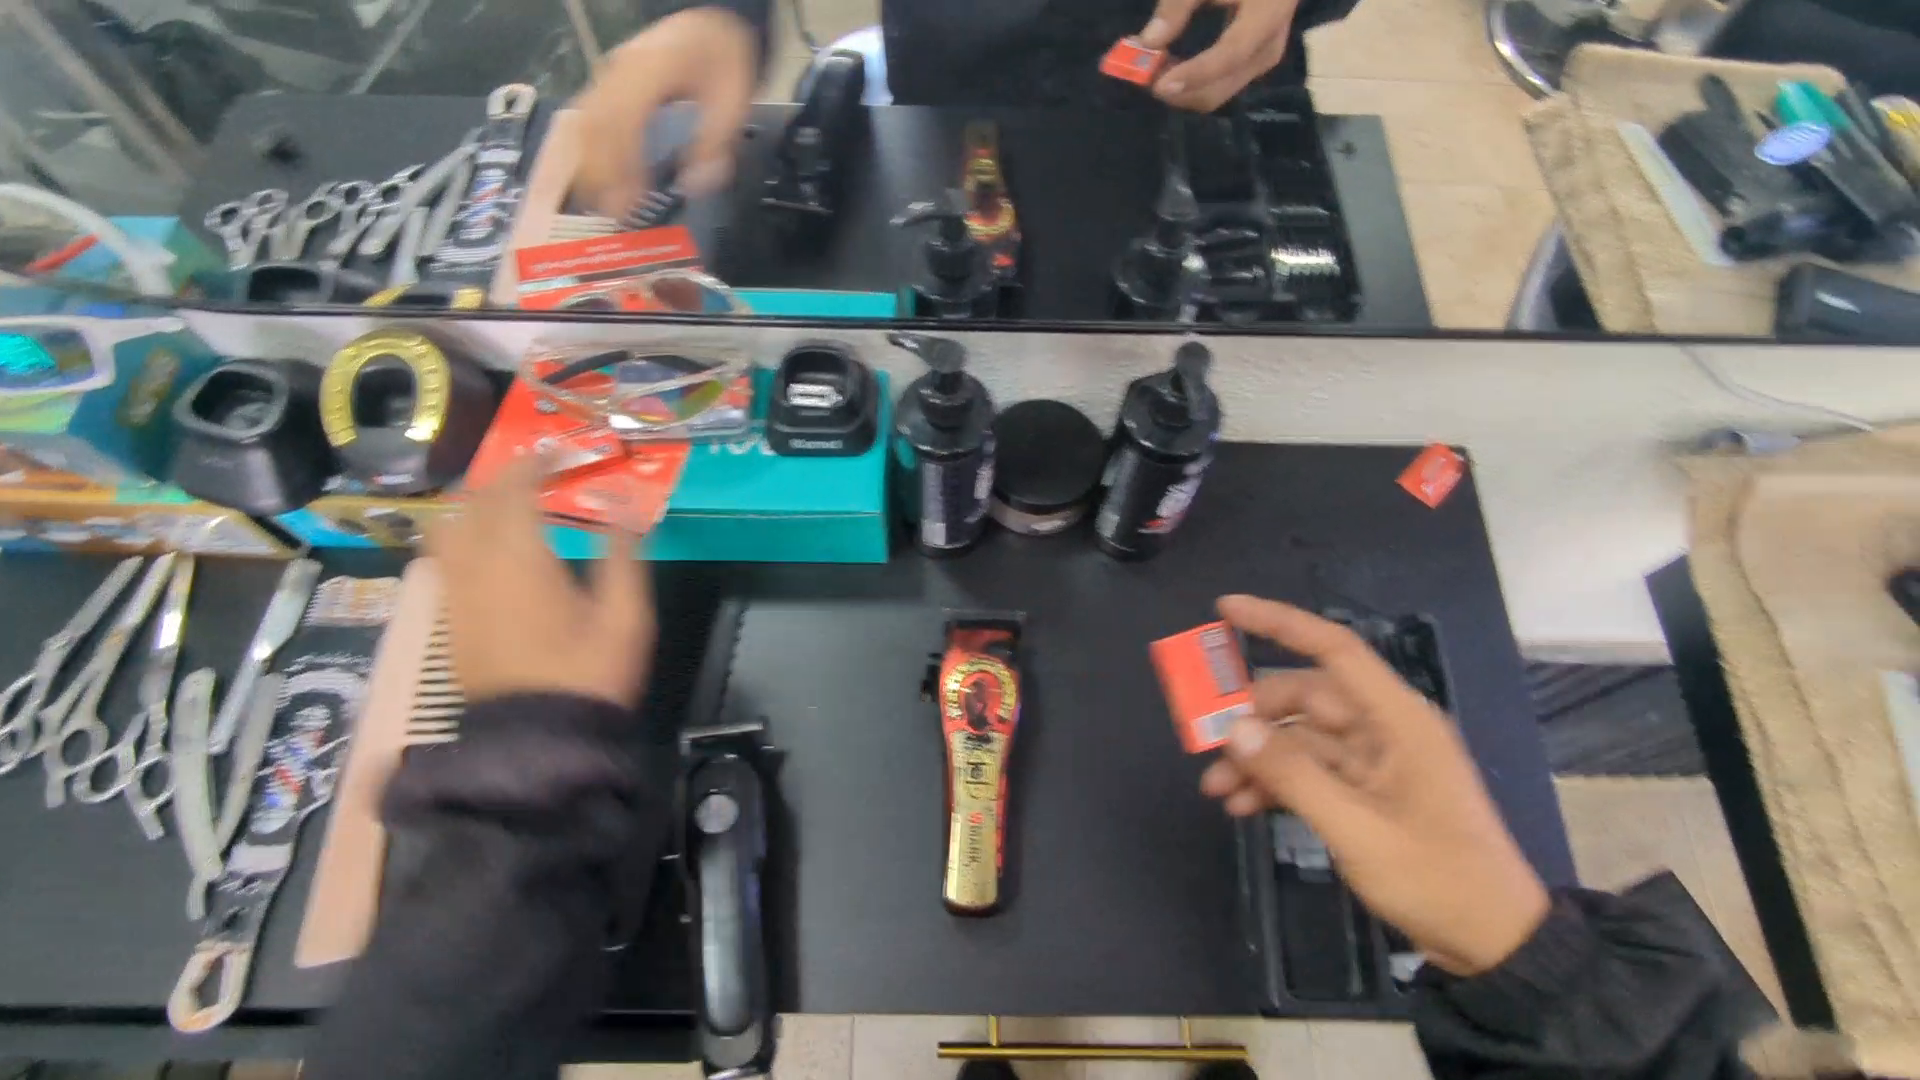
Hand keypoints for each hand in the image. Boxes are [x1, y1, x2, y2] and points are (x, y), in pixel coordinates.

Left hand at [426, 457, 655, 709]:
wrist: (539, 739)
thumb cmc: (590, 673)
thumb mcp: (627, 617)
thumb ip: (623, 557)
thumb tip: (627, 511)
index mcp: (522, 559)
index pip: (515, 491)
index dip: (532, 465)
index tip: (555, 454)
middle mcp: (477, 567)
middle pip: (472, 503)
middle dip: (499, 480)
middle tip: (532, 473)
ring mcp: (456, 594)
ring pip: (446, 528)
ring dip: (472, 505)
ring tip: (502, 503)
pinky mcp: (449, 618)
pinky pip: (443, 558)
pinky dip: (461, 536)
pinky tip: (486, 546)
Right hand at [573, 7, 757, 217]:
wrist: (711, 14)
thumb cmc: (723, 55)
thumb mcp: (733, 99)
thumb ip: (716, 142)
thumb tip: (696, 184)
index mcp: (651, 70)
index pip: (625, 121)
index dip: (624, 164)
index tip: (631, 200)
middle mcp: (621, 69)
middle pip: (596, 125)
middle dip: (602, 173)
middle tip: (615, 214)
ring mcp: (610, 72)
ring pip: (586, 121)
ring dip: (592, 164)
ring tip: (603, 203)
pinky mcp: (609, 80)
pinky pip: (588, 115)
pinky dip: (590, 148)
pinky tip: (599, 175)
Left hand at [1138, 0, 1303, 111]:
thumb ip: (1177, 5)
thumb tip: (1148, 42)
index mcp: (1268, 13)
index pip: (1231, 54)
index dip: (1195, 73)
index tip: (1159, 85)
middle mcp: (1269, 44)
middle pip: (1219, 88)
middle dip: (1178, 91)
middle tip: (1142, 74)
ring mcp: (1261, 58)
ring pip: (1215, 94)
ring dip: (1180, 90)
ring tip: (1152, 68)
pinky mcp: (1250, 64)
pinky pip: (1216, 86)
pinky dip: (1189, 84)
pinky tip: (1168, 66)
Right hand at [1200, 595, 1549, 975]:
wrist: (1493, 944)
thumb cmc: (1436, 877)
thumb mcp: (1357, 829)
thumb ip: (1292, 775)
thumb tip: (1233, 729)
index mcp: (1398, 719)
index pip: (1335, 650)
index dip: (1279, 623)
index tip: (1226, 610)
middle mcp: (1383, 728)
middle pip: (1302, 699)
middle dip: (1251, 718)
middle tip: (1206, 743)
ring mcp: (1373, 760)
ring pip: (1297, 738)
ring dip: (1256, 758)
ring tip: (1215, 789)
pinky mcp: (1364, 790)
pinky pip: (1307, 770)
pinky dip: (1274, 782)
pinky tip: (1241, 805)